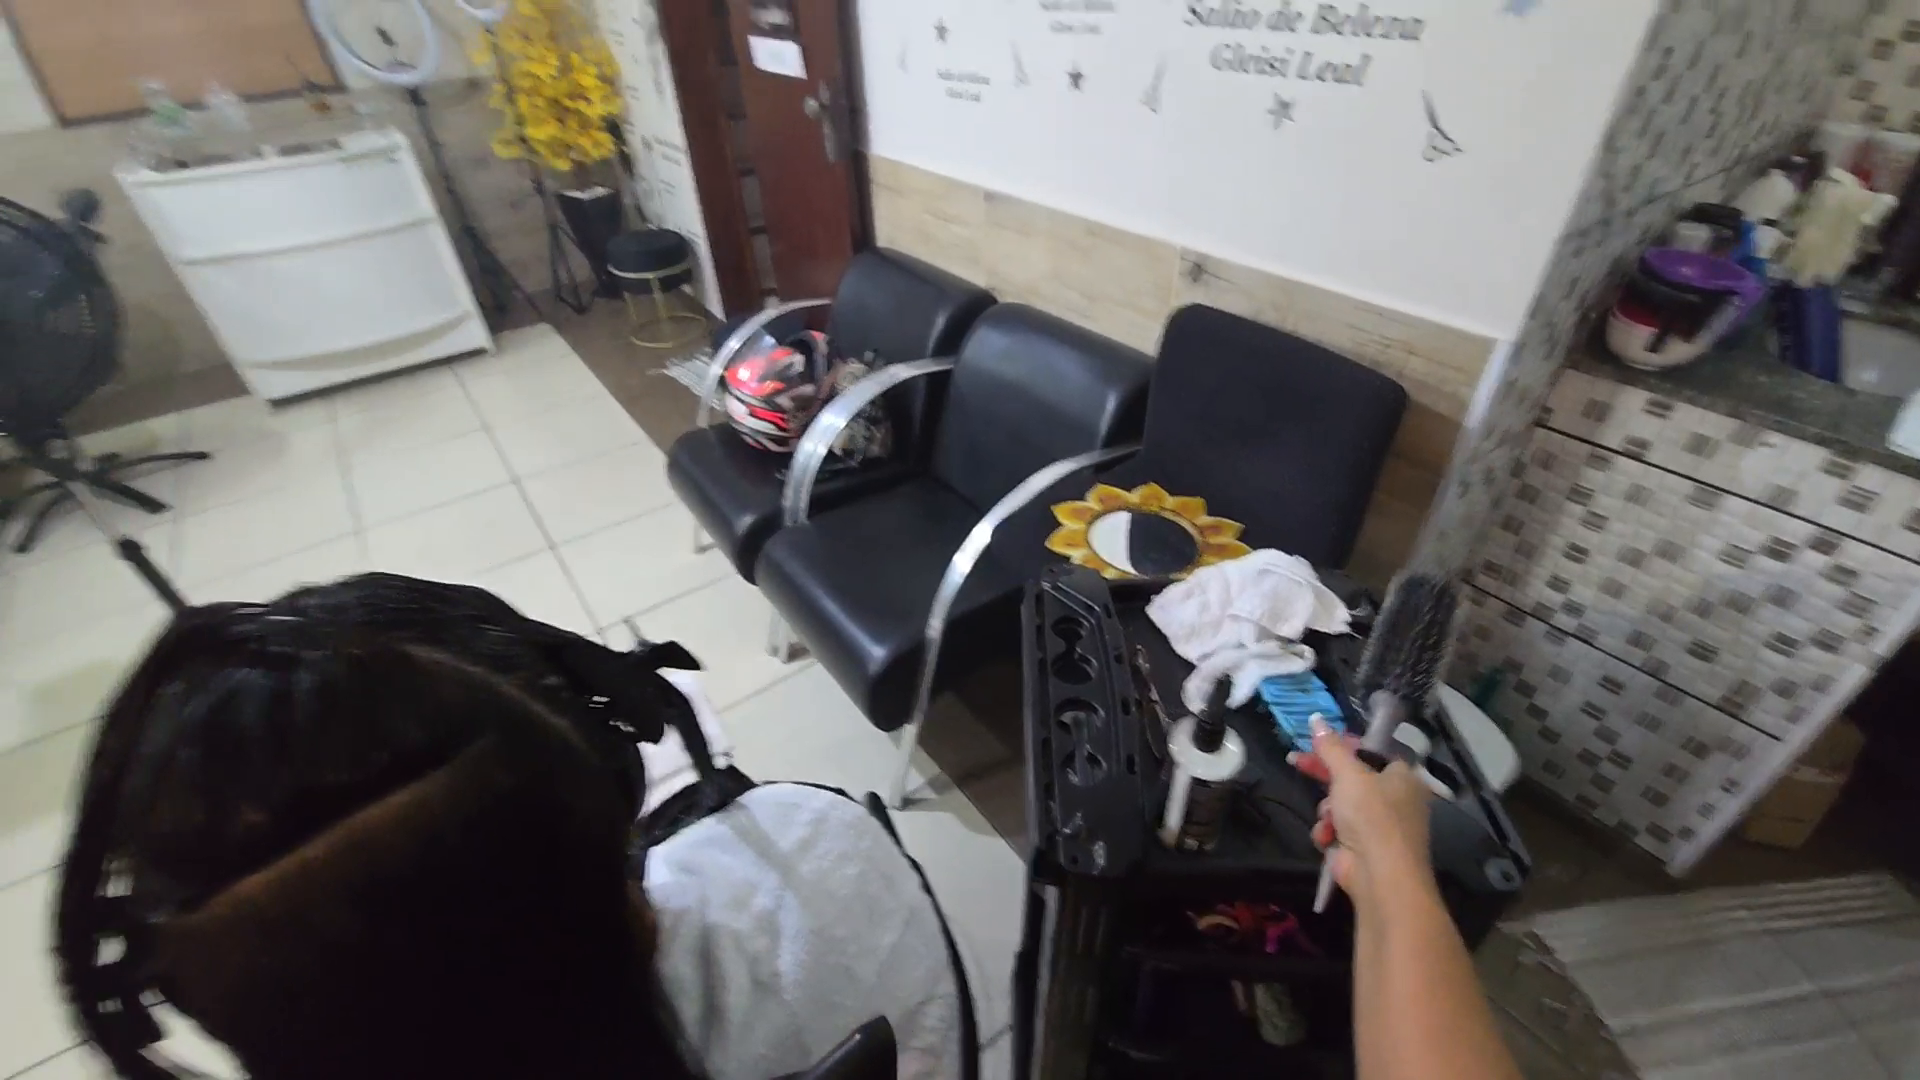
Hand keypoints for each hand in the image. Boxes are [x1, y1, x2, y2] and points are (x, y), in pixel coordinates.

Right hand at [1288, 719, 1434, 909]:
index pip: (1371, 752)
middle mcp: (1395, 800)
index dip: (1345, 746)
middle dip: (1324, 775)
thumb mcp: (1348, 774)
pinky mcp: (1364, 847)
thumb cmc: (1372, 817)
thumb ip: (1330, 747)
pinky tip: (1328, 838)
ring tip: (1328, 820)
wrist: (1380, 875)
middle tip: (1295, 761)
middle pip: (1352, 777)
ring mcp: (1380, 826)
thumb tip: (1316, 718)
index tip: (1319, 742)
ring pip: (1340, 804)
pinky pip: (1338, 828)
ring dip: (1327, 810)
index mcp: (1402, 778)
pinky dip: (1329, 831)